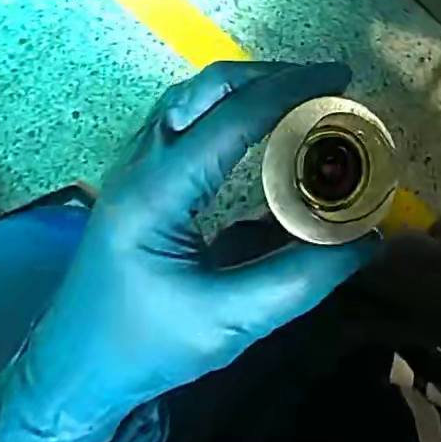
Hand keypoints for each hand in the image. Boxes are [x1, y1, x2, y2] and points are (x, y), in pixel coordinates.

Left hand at [0, 61, 377, 441]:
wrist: (74, 365)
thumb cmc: (145, 348)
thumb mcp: (227, 324)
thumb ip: (299, 280)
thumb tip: (366, 241)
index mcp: (156, 194)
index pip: (230, 120)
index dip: (288, 91)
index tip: (339, 78)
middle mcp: (138, 163)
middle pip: (203, 89)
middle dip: (266, 75)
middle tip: (322, 83)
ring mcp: (129, 163)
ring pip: (186, 96)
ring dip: (241, 84)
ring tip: (292, 93)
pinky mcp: (133, 173)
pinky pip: (177, 115)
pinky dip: (218, 103)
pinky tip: (246, 118)